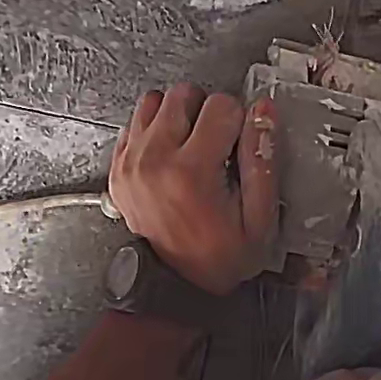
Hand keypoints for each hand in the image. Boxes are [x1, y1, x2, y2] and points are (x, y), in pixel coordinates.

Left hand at [108, 82, 278, 295]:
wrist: (176, 285)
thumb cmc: (219, 257)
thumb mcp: (258, 218)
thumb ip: (263, 161)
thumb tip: (263, 112)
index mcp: (191, 172)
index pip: (221, 105)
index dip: (238, 122)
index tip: (236, 149)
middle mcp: (154, 160)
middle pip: (184, 94)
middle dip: (206, 113)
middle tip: (214, 145)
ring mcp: (130, 163)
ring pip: (154, 102)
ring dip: (177, 116)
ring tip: (191, 146)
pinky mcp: (118, 170)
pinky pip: (134, 124)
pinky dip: (153, 131)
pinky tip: (169, 155)